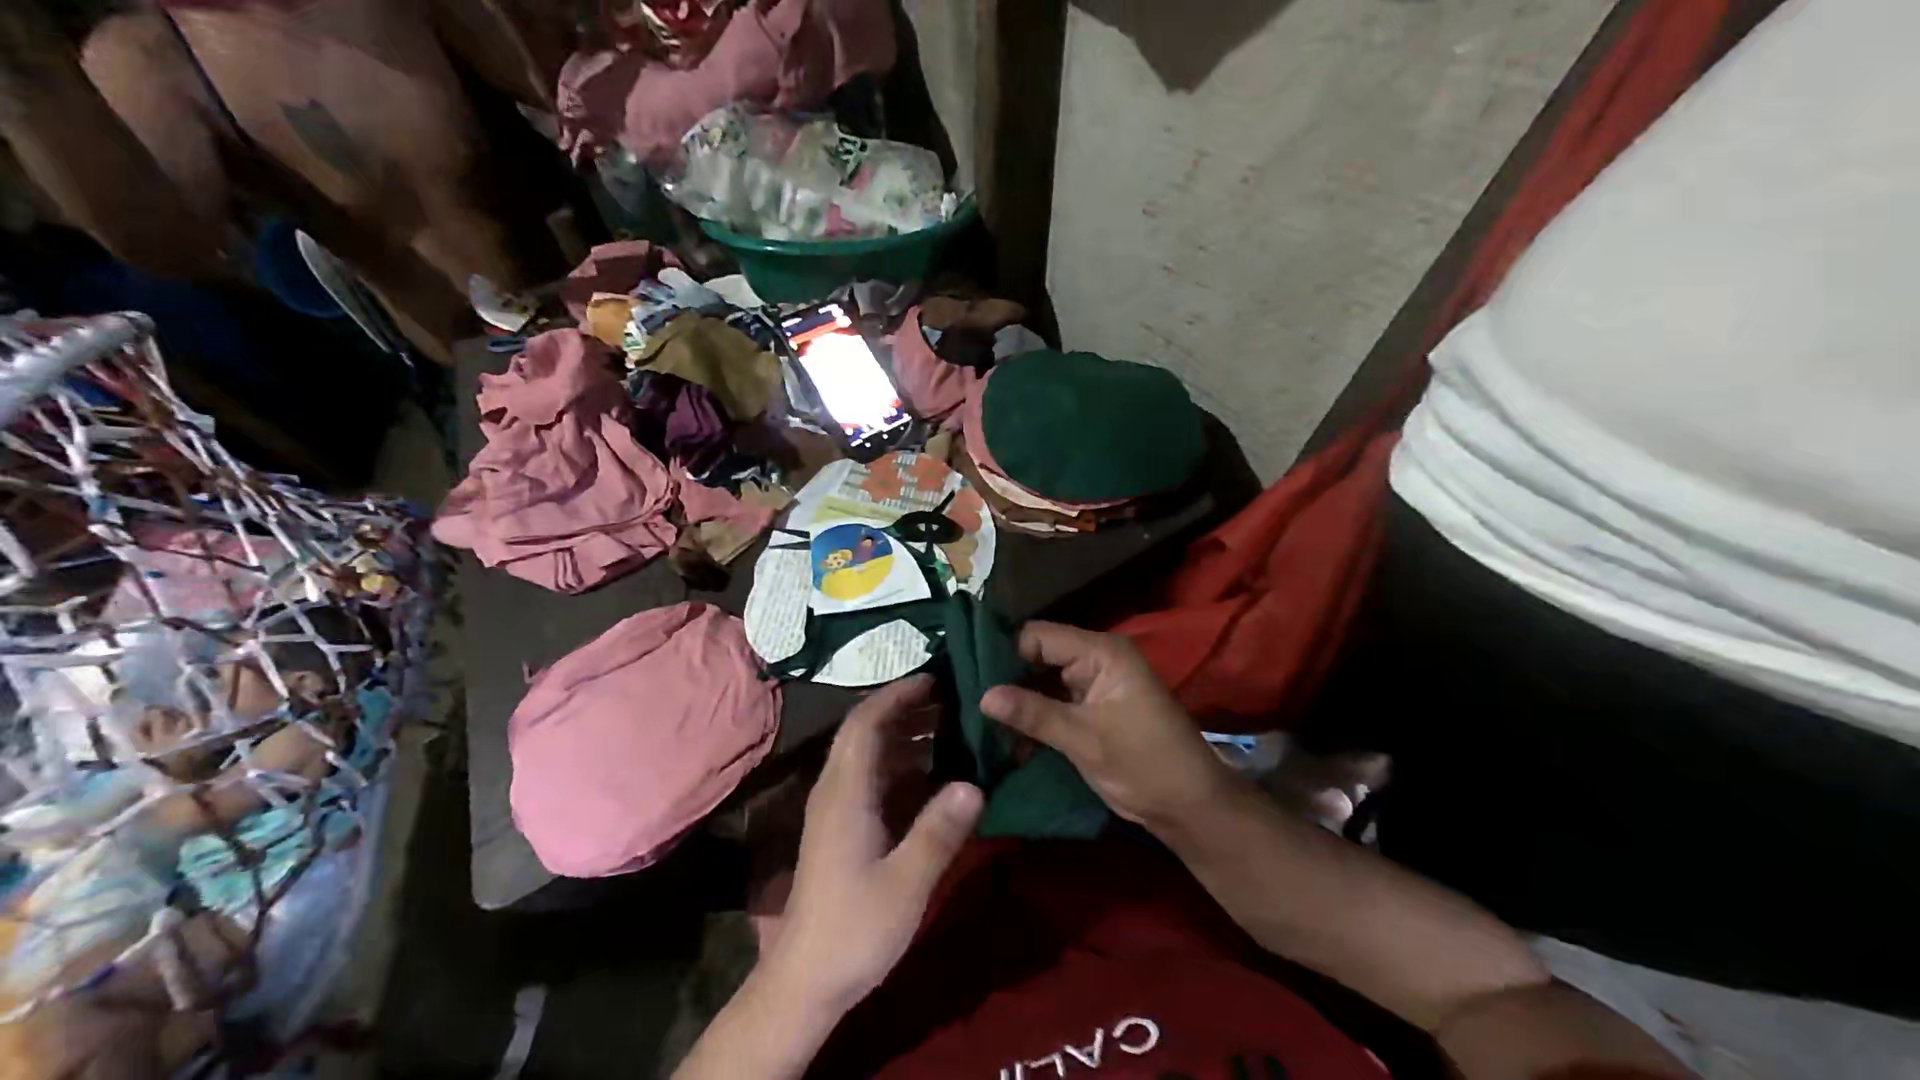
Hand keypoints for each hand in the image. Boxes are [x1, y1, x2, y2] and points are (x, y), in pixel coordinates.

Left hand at [761, 676, 983, 1015]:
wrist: (806, 980)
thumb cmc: (854, 929)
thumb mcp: (906, 882)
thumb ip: (939, 831)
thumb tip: (974, 783)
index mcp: (845, 792)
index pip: (866, 722)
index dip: (897, 695)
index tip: (935, 678)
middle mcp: (837, 790)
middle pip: (866, 731)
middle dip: (906, 708)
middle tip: (953, 698)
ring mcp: (838, 810)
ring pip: (871, 755)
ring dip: (906, 735)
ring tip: (951, 726)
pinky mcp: (844, 829)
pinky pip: (875, 780)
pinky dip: (904, 766)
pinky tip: (935, 775)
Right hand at [981, 623, 1234, 832]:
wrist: (1190, 806)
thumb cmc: (1144, 764)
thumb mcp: (1084, 739)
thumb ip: (1033, 714)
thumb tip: (982, 696)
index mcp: (1100, 652)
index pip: (1038, 636)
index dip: (1002, 652)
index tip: (967, 676)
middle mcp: (1095, 659)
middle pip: (1037, 655)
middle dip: (1004, 678)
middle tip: (965, 700)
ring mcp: (1093, 684)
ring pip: (1041, 681)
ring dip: (1016, 702)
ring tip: (977, 720)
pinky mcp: (1091, 708)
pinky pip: (1052, 702)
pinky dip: (1032, 717)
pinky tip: (1004, 737)